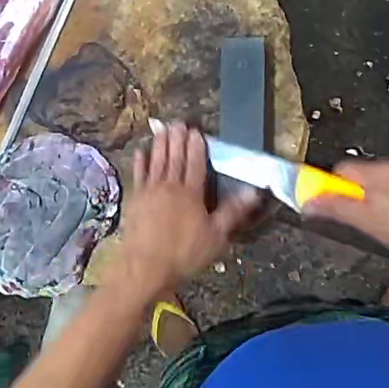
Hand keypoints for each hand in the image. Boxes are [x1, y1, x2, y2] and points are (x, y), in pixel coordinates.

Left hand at [116, 122, 259, 296]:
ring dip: (160, 144)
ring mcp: (150, 190)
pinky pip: (138, 174)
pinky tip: (141, 151)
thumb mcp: (216, 236)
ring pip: (156, 161)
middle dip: (177, 139)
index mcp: (192, 194)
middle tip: (178, 122)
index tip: (197, 131)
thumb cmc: (184, 254)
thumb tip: (253, 191)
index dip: (197, 146)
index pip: (196, 164)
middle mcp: (170, 186)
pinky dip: (140, 162)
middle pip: (175, 157)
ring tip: (162, 128)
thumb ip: (232, 211)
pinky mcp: (135, 198)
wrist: (146, 265)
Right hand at [303, 157, 388, 269]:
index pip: (341, 170)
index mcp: (379, 171)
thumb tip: (309, 201)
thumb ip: (335, 208)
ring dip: (385, 197)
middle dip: (361, 194)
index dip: (333, 188)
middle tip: (365, 219)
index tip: (332, 202)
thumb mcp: (367, 224)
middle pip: (365, 175)